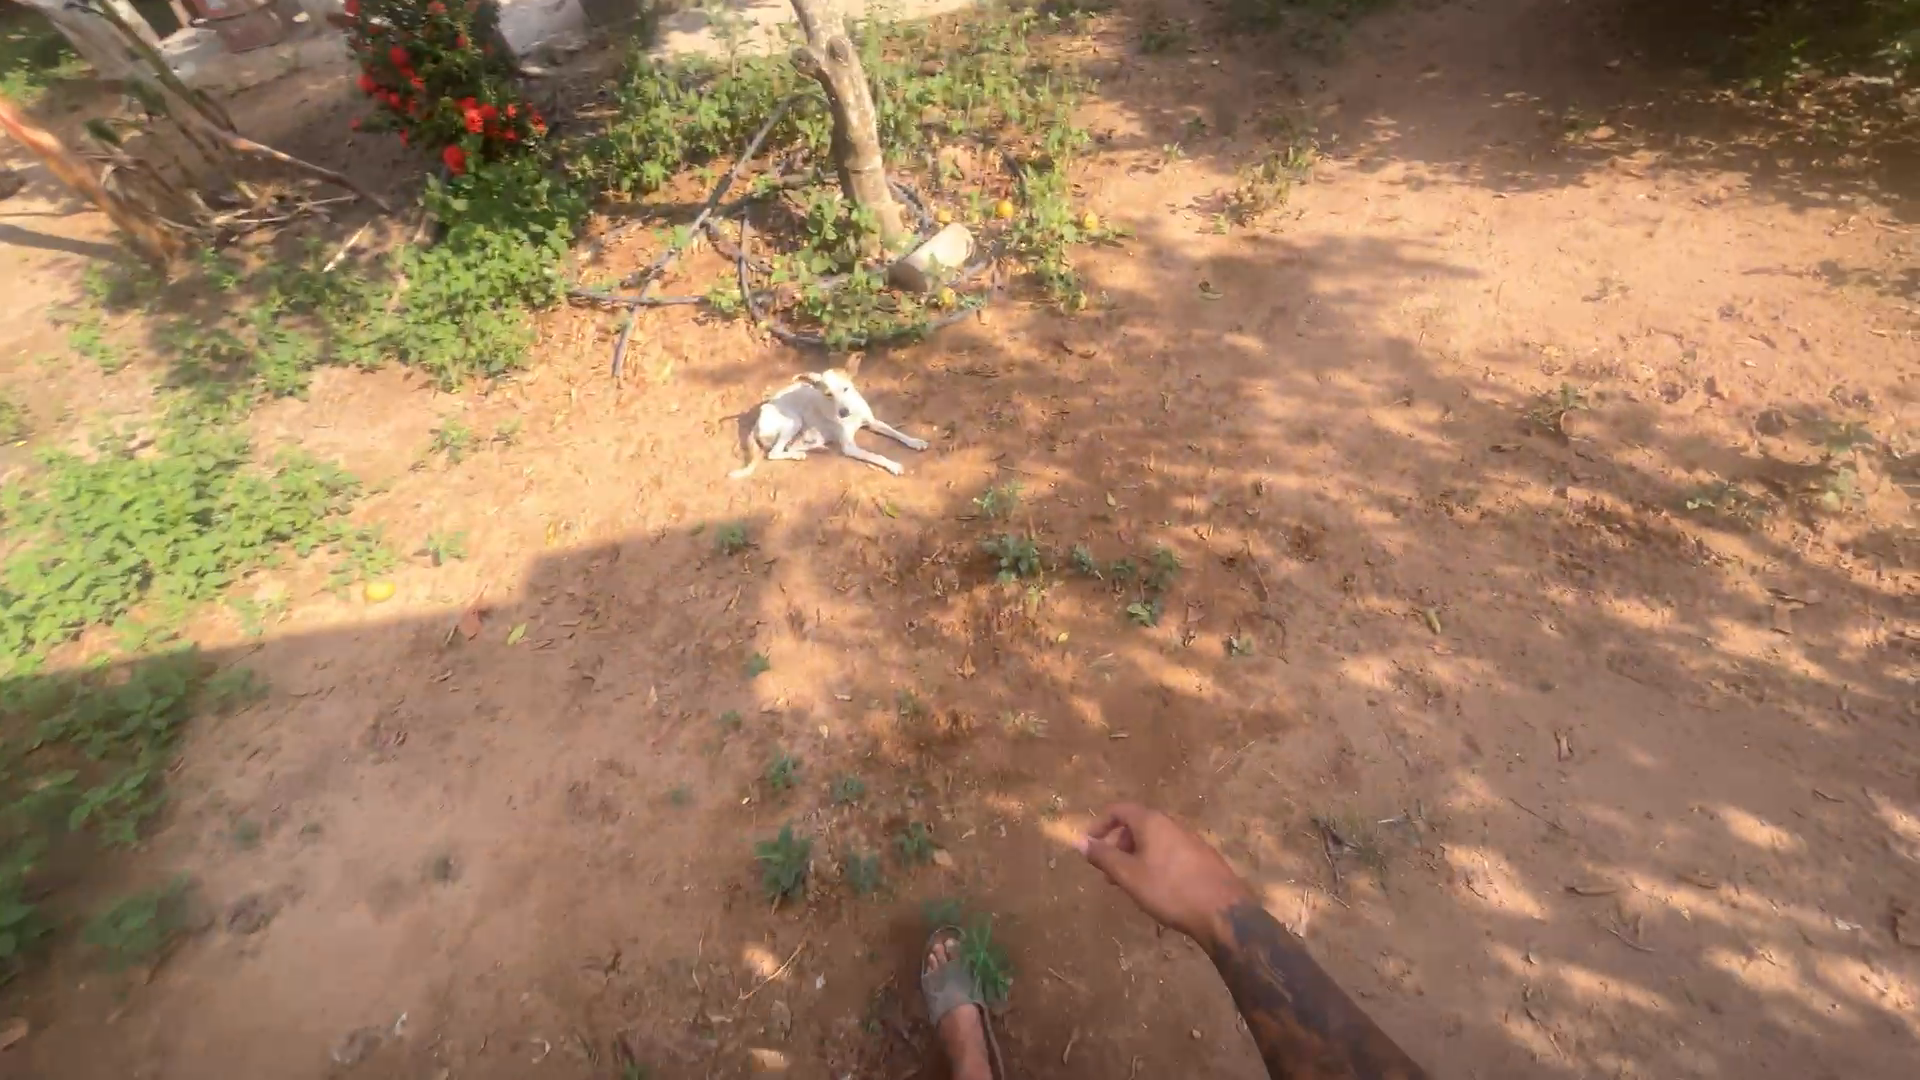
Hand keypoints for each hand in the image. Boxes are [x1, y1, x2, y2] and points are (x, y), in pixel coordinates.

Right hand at [1075, 802, 1253, 948]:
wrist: (1224, 912)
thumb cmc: (1170, 889)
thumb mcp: (1129, 875)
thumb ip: (1103, 856)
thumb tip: (1079, 841)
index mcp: (1151, 821)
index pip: (1118, 809)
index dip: (1099, 824)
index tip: (1090, 845)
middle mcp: (1171, 823)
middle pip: (1136, 824)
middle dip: (1117, 844)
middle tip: (1108, 870)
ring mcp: (1190, 839)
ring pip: (1154, 840)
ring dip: (1135, 855)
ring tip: (1129, 883)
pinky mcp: (1204, 857)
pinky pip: (1170, 851)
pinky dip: (1154, 862)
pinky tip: (1157, 889)